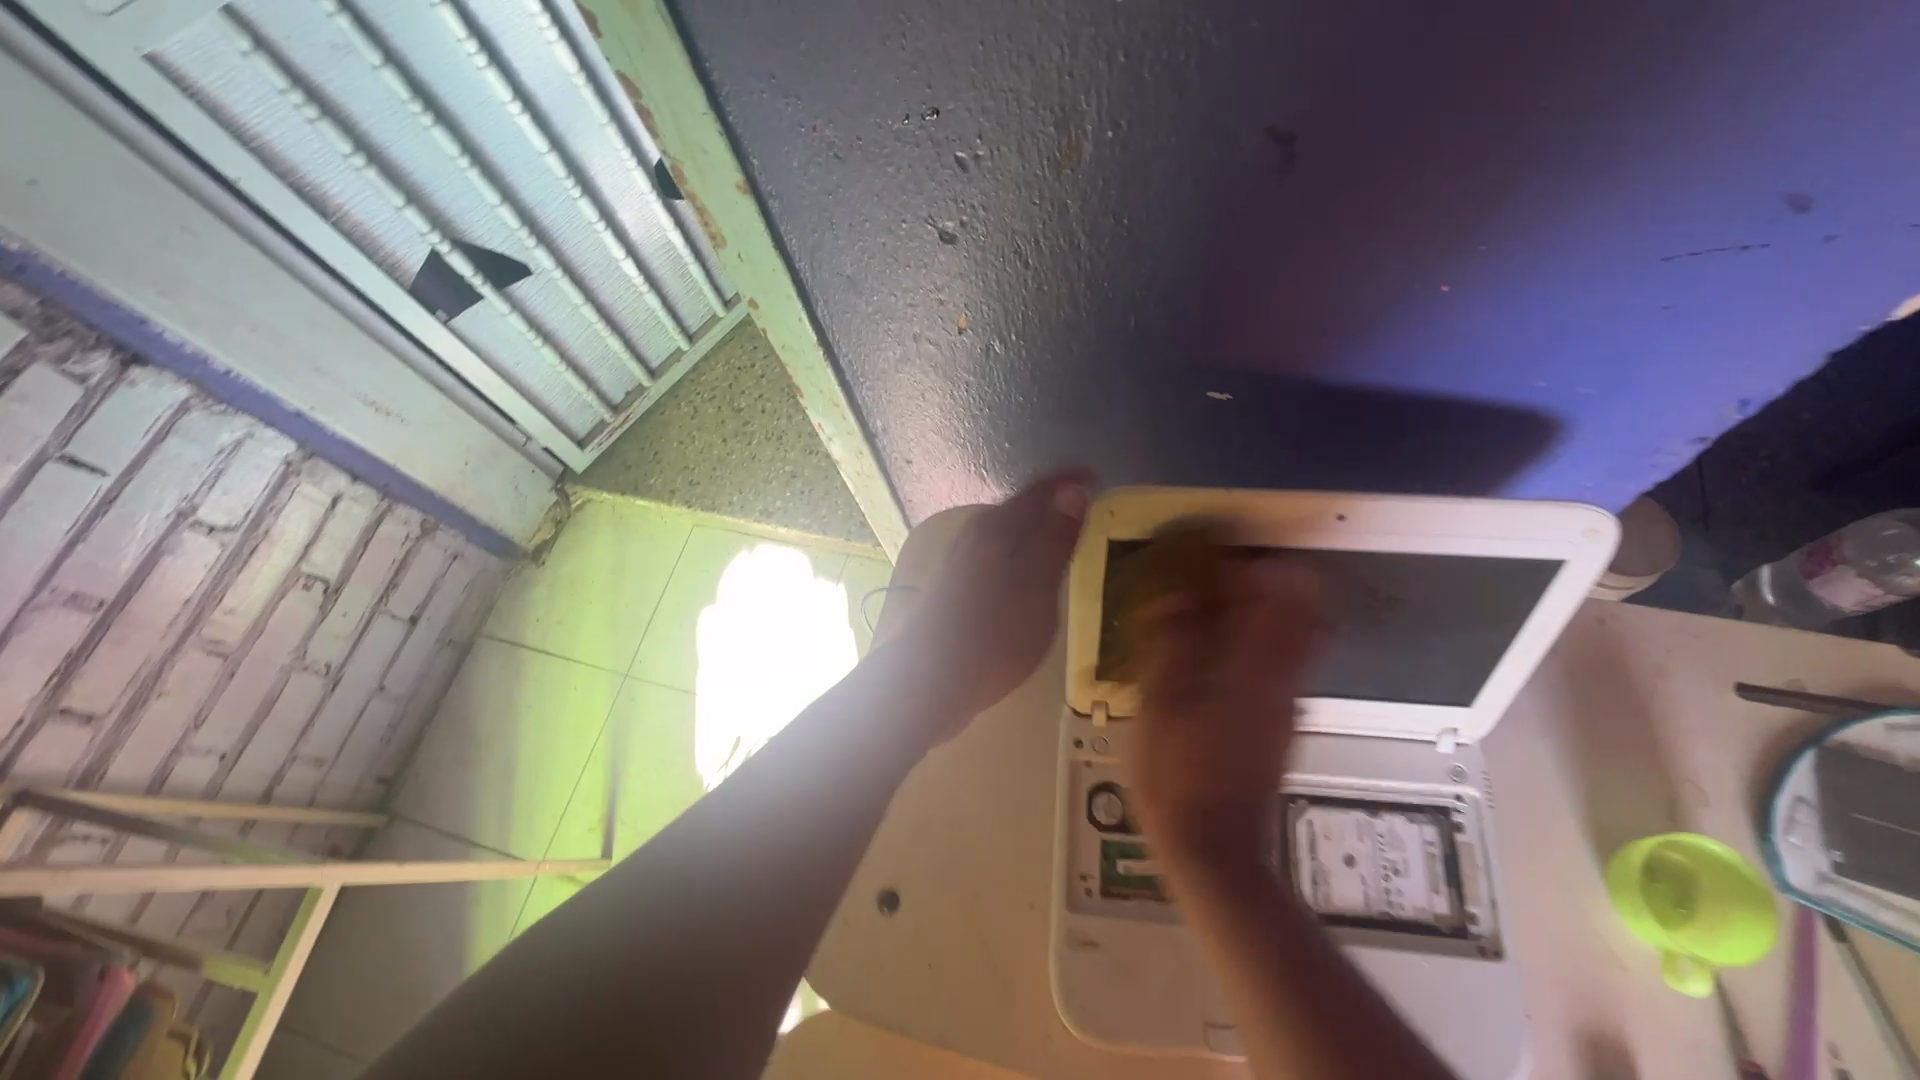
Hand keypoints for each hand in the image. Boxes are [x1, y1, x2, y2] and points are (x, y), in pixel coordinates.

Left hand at [890, 468, 1093, 741]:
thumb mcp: (1037, 587)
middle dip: (1055, 507)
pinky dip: (1022, 558)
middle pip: (1022, 509)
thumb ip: (1055, 539)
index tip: (1099, 480)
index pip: (1041, 488)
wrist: (927, 681)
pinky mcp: (957, 587)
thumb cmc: (993, 635)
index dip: (1071, 481)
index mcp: (999, 527)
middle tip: (1090, 519)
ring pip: (1009, 534)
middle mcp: (977, 534)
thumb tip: (1074, 490)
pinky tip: (1032, 582)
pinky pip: (999, 557)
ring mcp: (963, 561)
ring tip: (1067, 549)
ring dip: (1037, 535)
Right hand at [1127, 559, 1320, 862]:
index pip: (1278, 590)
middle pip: (1303, 608)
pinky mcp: (1283, 726)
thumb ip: (1171, 645)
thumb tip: (1177, 595)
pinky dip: (1259, 649)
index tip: (1210, 559)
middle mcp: (1284, 679)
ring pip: (1297, 637)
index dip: (1247, 563)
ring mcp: (1289, 704)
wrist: (1216, 849)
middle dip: (1266, 583)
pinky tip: (1214, 666)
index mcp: (1253, 667)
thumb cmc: (1176, 776)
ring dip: (1263, 615)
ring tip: (1210, 620)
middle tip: (1217, 584)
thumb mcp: (1159, 707)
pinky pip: (1283, 668)